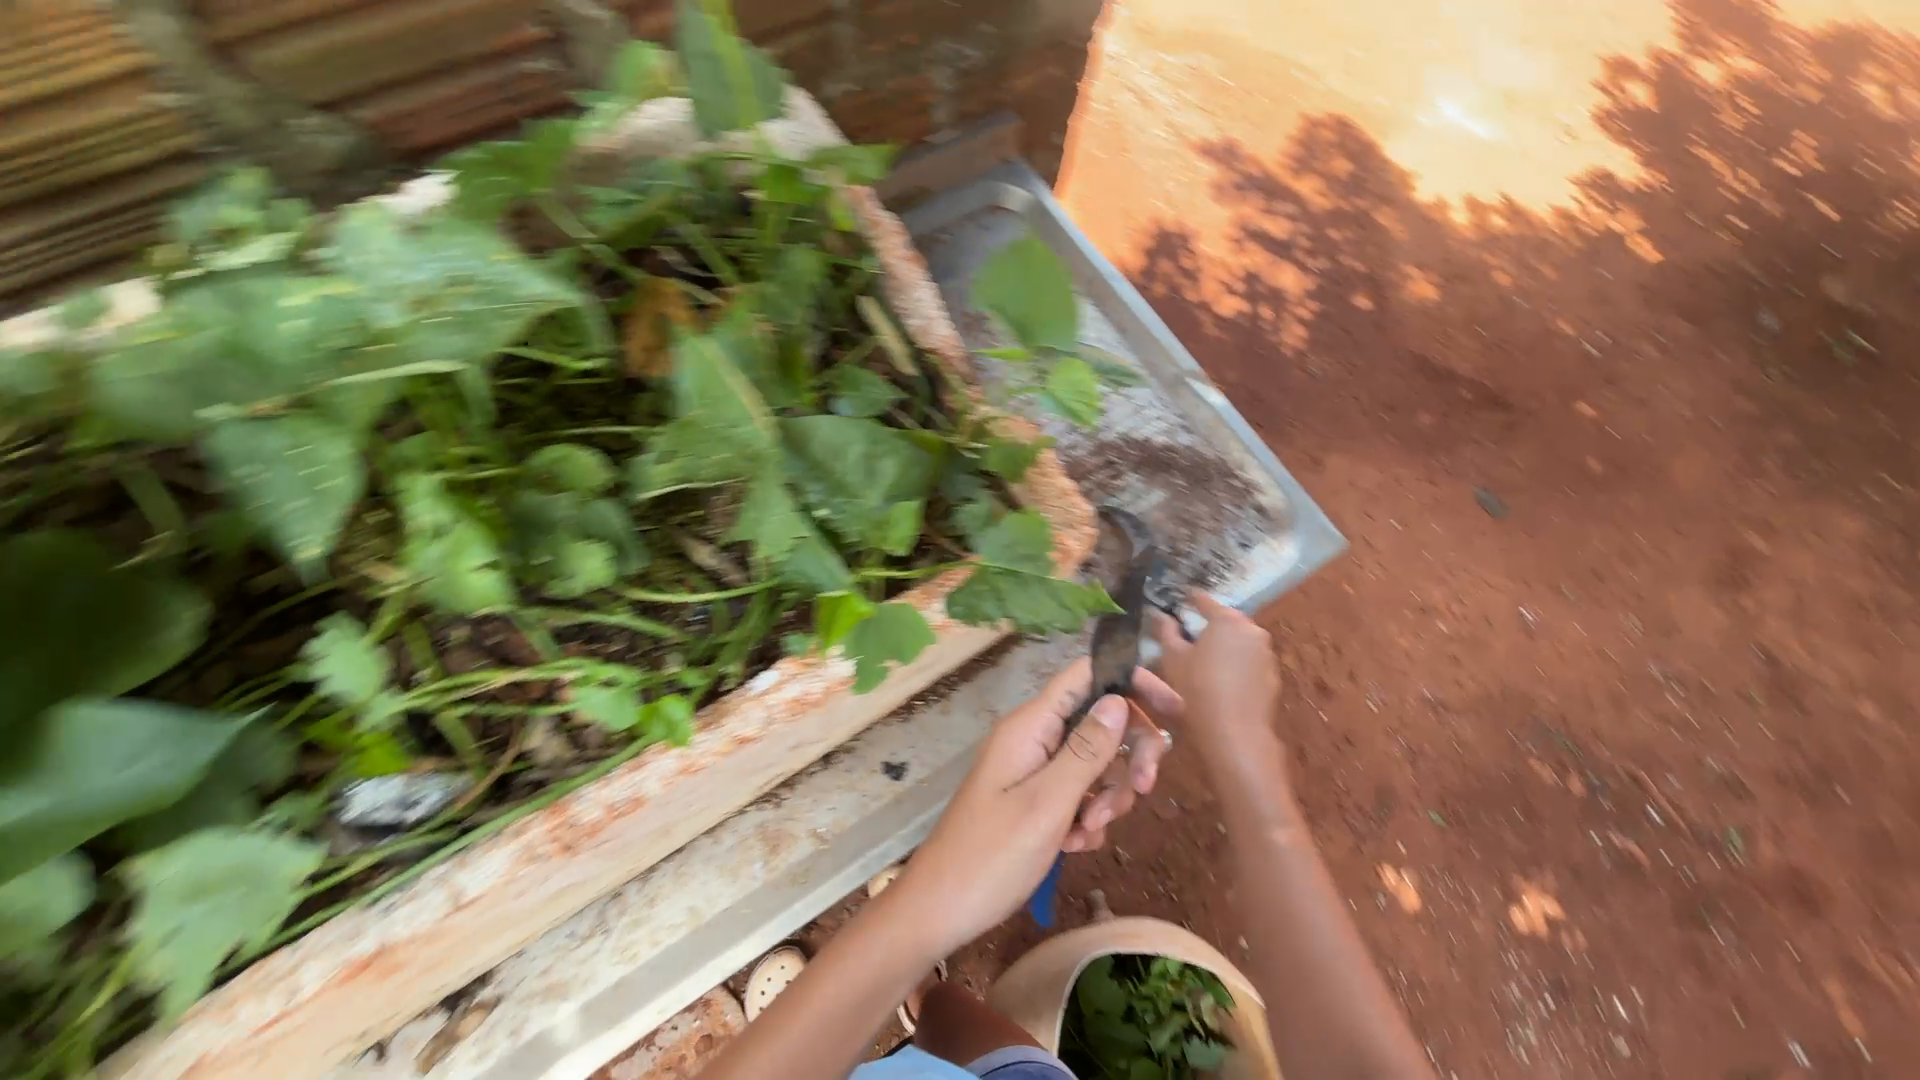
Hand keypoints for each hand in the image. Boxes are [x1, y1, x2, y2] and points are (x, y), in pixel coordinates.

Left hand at [892, 658, 1177, 954]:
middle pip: (1099, 721)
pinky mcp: (1034, 801)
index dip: (1132, 682)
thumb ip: (1087, 750)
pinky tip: (1076, 846)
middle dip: (1127, 755)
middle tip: (1142, 790)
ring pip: (1094, 764)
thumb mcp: (1048, 803)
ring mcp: (1033, 770)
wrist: (941, 910)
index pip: (1087, 675)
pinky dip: (1087, 818)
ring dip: (1106, 796)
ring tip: (1089, 831)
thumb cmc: (992, 856)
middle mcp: (1033, 738)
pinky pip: (1077, 795)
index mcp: (1031, 726)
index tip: (1173, 711)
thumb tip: (1120, 698)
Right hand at [1153, 591, 1282, 765]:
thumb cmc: (1197, 688)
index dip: (1188, 600)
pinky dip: (1237, 664)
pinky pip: (1250, 661)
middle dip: (1209, 625)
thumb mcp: (1172, 658)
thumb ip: (1166, 630)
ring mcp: (1266, 652)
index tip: (1178, 600)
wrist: (1235, 732)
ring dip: (1224, 645)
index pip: (1204, 600)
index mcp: (1226, 619)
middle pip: (1226, 620)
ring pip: (1240, 641)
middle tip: (1189, 636)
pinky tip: (1223, 681)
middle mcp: (1251, 629)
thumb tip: (1159, 614)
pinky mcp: (1273, 675)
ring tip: (1205, 661)